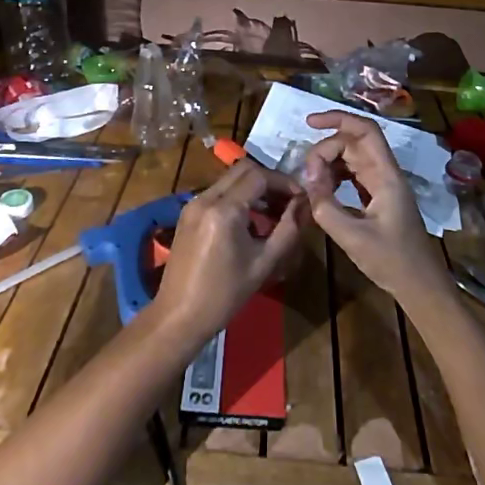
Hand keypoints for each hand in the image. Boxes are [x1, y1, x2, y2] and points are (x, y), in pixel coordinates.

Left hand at [153, 161, 308, 341]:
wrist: (180, 314)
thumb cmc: (225, 294)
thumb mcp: (264, 263)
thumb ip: (288, 230)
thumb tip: (304, 204)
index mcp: (223, 209)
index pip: (258, 175)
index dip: (284, 182)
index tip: (301, 198)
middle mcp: (204, 198)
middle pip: (242, 170)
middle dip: (269, 181)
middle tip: (289, 203)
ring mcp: (192, 204)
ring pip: (229, 181)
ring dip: (253, 189)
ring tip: (275, 214)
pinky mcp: (187, 214)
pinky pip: (217, 194)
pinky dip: (237, 199)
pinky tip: (251, 223)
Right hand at [301, 111, 451, 299]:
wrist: (421, 287)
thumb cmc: (392, 262)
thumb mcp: (352, 237)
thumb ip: (325, 206)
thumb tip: (307, 180)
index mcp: (386, 177)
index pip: (365, 131)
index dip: (337, 119)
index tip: (309, 123)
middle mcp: (385, 174)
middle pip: (353, 142)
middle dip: (325, 148)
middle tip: (307, 175)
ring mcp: (381, 185)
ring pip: (351, 157)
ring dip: (327, 162)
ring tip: (310, 181)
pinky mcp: (376, 198)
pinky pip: (351, 174)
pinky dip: (332, 175)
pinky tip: (320, 189)